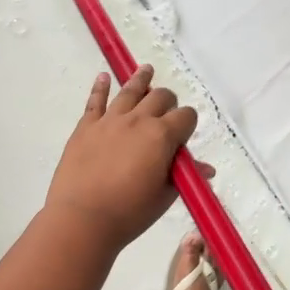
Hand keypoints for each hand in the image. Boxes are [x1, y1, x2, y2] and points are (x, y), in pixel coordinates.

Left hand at [45, 66, 206, 249]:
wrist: (82, 219)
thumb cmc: (130, 212)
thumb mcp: (165, 196)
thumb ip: (184, 176)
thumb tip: (207, 170)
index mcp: (162, 135)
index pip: (186, 116)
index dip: (188, 124)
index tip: (183, 137)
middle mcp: (138, 120)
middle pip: (160, 97)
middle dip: (168, 102)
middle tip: (167, 111)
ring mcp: (110, 120)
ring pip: (130, 90)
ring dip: (141, 80)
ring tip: (146, 70)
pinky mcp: (86, 127)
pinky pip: (95, 100)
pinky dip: (101, 86)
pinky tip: (104, 77)